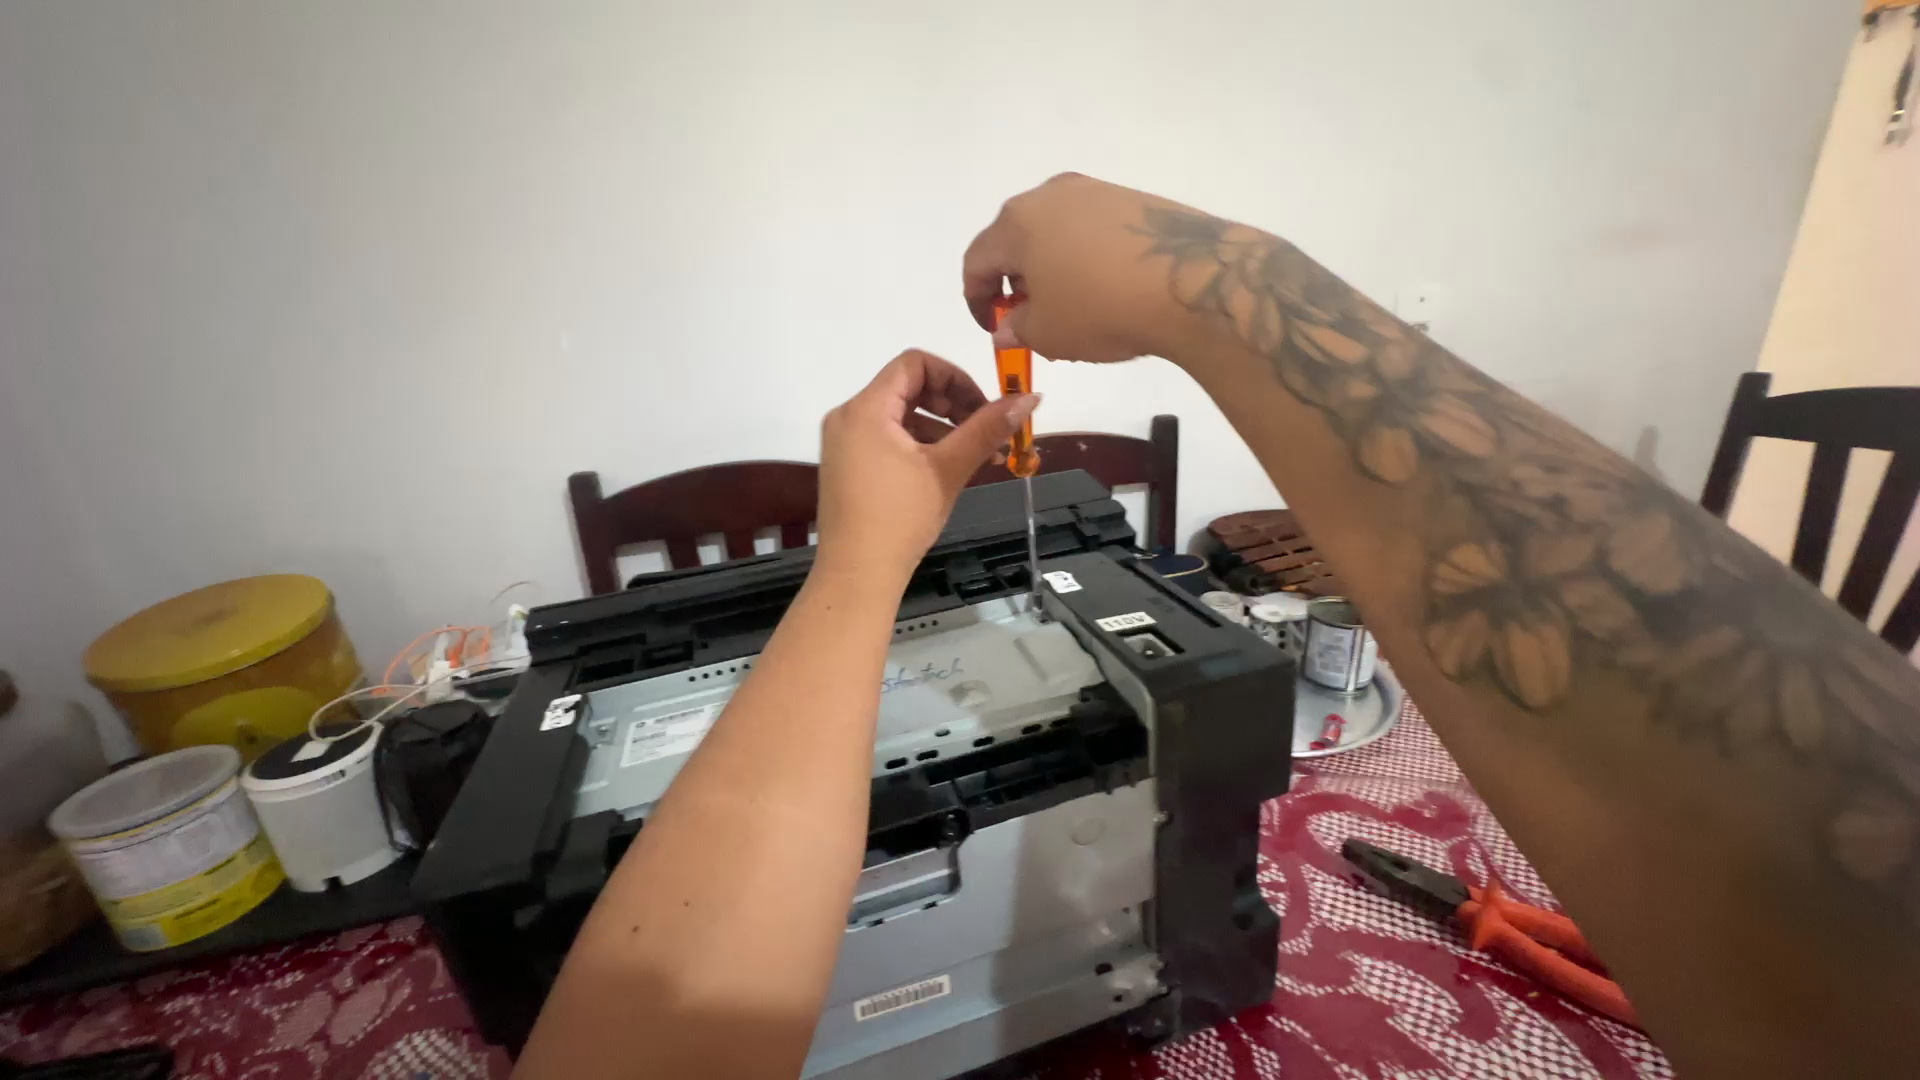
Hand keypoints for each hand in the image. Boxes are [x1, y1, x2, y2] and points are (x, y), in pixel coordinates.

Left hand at [817, 350, 1038, 576]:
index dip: (956, 377)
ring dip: (941, 430)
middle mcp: (847, 417)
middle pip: (908, 388)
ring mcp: (843, 444)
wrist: (857, 575)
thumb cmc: (900, 519)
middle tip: (984, 435)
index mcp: (865, 408)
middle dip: (953, 406)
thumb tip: (1030, 397)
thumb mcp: (948, 469)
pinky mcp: (846, 468)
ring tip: (974, 461)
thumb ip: (988, 429)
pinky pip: (887, 440)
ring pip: (900, 417)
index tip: (983, 408)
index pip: (915, 363)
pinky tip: (944, 474)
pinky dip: (918, 447)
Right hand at [962, 173, 1208, 364]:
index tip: (994, 328)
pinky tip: (1106, 290)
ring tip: (1071, 309)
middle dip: (1015, 282)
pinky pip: (1092, 231)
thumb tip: (1008, 326)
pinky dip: (1085, 260)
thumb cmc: (1099, 309)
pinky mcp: (1134, 200)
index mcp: (1017, 223)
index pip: (976, 260)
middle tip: (1031, 319)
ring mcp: (1096, 191)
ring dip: (1050, 270)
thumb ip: (1016, 329)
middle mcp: (1051, 194)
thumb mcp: (1047, 333)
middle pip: (1015, 240)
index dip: (976, 300)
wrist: (1189, 284)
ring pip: (1055, 233)